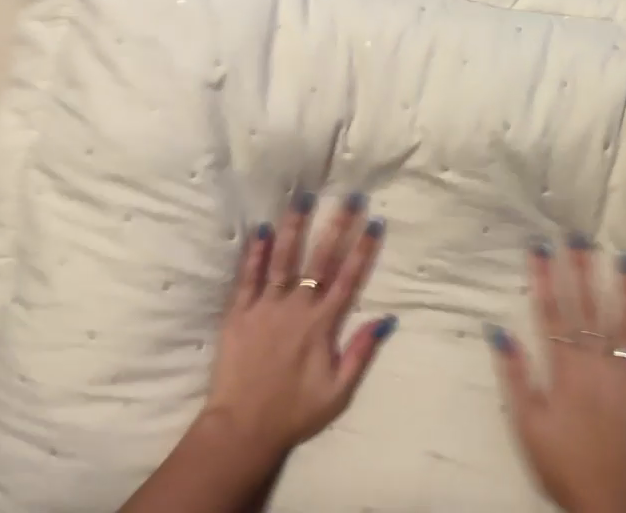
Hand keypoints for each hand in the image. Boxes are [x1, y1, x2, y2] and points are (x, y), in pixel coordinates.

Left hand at [201, 190, 394, 457]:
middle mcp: (296, 307)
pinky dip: (255, 252)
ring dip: (294, 227)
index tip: (375, 221)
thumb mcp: (338, 392)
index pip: (348, 278)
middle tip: (349, 197)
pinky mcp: (239, 311)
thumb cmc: (294, 411)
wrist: (242, 427)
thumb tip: (386, 319)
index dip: (363, 249)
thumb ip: (360, 353)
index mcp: (321, 325)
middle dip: (337, 226)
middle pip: (320, 259)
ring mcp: (265, 306)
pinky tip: (261, 229)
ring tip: (303, 198)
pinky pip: (248, 276)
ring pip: (282, 258)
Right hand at [486, 235, 625, 512]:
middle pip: (588, 311)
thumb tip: (499, 330)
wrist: (609, 509)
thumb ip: (514, 375)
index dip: (544, 278)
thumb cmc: (562, 467)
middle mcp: (599, 368)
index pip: (551, 314)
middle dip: (582, 271)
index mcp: (565, 372)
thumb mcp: (526, 424)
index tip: (540, 245)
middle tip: (580, 235)